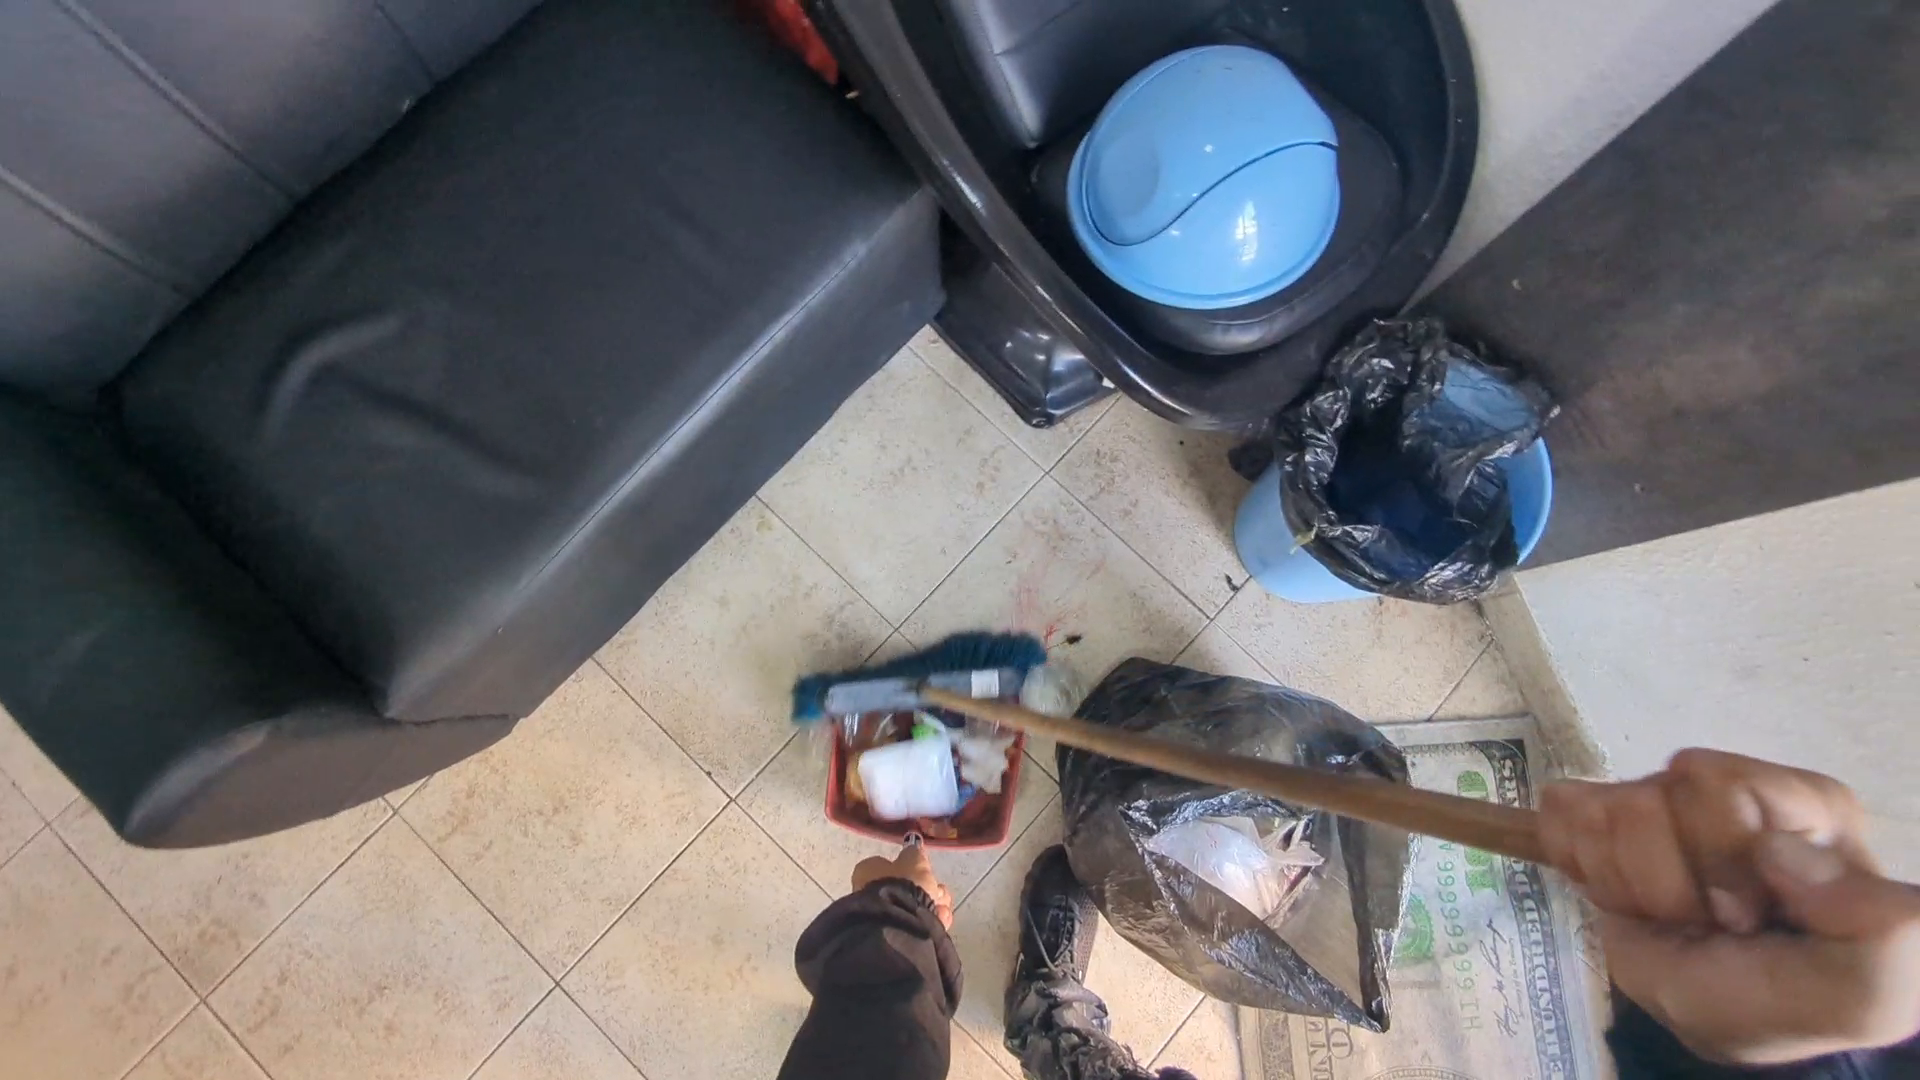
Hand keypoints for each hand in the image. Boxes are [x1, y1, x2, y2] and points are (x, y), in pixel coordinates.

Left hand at [852, 842, 953, 928]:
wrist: (900, 924)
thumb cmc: (904, 884)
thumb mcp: (913, 860)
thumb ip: (914, 854)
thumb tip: (912, 849)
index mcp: (868, 871)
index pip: (889, 866)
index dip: (909, 868)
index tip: (925, 871)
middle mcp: (868, 893)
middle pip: (903, 888)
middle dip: (925, 890)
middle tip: (939, 891)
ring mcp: (880, 916)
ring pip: (911, 907)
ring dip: (931, 905)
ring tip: (943, 907)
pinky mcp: (892, 935)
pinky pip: (914, 924)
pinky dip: (930, 921)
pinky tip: (941, 919)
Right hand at [1540, 749, 1919, 1064]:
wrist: (1719, 1020)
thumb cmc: (1789, 997)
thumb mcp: (1870, 990)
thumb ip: (1883, 926)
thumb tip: (1780, 853)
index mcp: (1791, 802)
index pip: (1714, 783)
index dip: (1716, 854)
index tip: (1742, 915)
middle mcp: (1714, 785)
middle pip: (1642, 800)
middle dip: (1663, 879)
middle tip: (1702, 918)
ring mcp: (1642, 794)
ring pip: (1592, 814)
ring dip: (1622, 884)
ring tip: (1665, 914)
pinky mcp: (1586, 812)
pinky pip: (1554, 819)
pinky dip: (1579, 868)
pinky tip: (1620, 894)